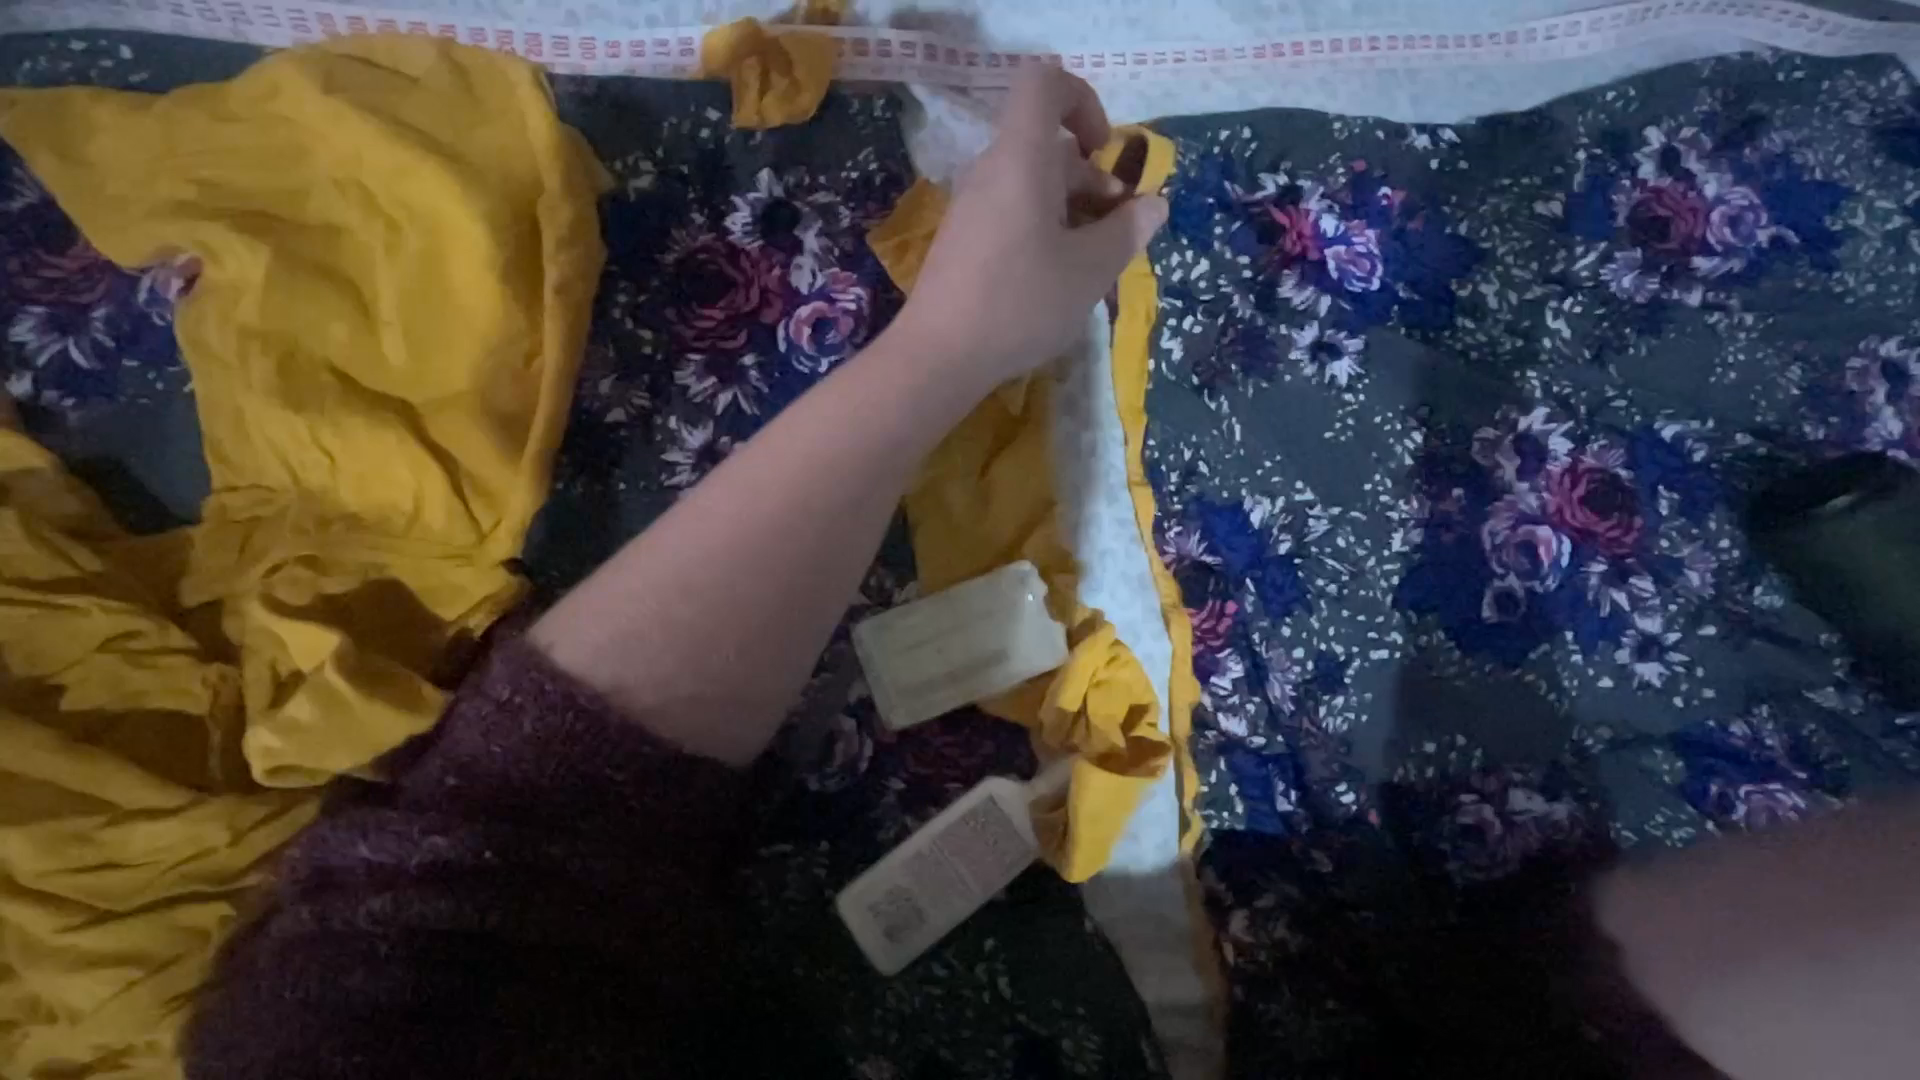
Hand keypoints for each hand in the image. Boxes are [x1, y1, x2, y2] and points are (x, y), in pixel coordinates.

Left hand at [894, 66, 1167, 388]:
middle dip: (1091, 180)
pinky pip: (1011, 216)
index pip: (1045, 84)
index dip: (1083, 101)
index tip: (1104, 152)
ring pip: (1031, 188)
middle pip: (1047, 147)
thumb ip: (1127, 232)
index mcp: (1022, 158)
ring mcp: (971, 209)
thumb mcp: (1090, 271)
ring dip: (1071, 213)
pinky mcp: (962, 243)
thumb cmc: (1021, 304)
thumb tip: (1153, 205)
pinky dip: (1042, 232)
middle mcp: (991, 172)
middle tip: (1117, 231)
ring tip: (1094, 266)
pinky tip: (1057, 282)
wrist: (940, 356)